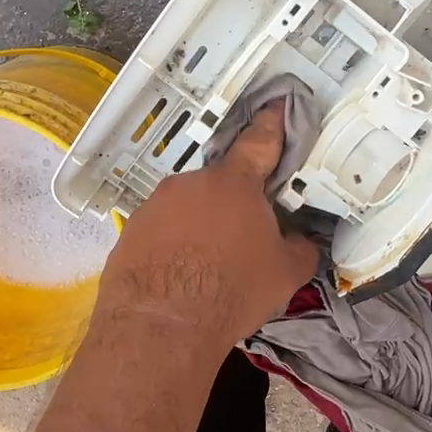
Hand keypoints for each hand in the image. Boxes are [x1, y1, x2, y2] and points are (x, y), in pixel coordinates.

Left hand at [95, 100, 318, 351]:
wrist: (161, 325)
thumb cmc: (231, 290)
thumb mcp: (286, 273)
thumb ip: (300, 247)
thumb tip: (302, 241)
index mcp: (234, 183)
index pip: (259, 143)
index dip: (271, 126)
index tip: (275, 107)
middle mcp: (191, 183)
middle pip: (220, 186)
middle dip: (233, 206)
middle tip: (243, 242)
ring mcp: (155, 205)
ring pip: (188, 209)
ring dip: (200, 228)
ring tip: (208, 270)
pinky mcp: (129, 232)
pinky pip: (161, 233)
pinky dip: (173, 248)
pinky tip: (180, 279)